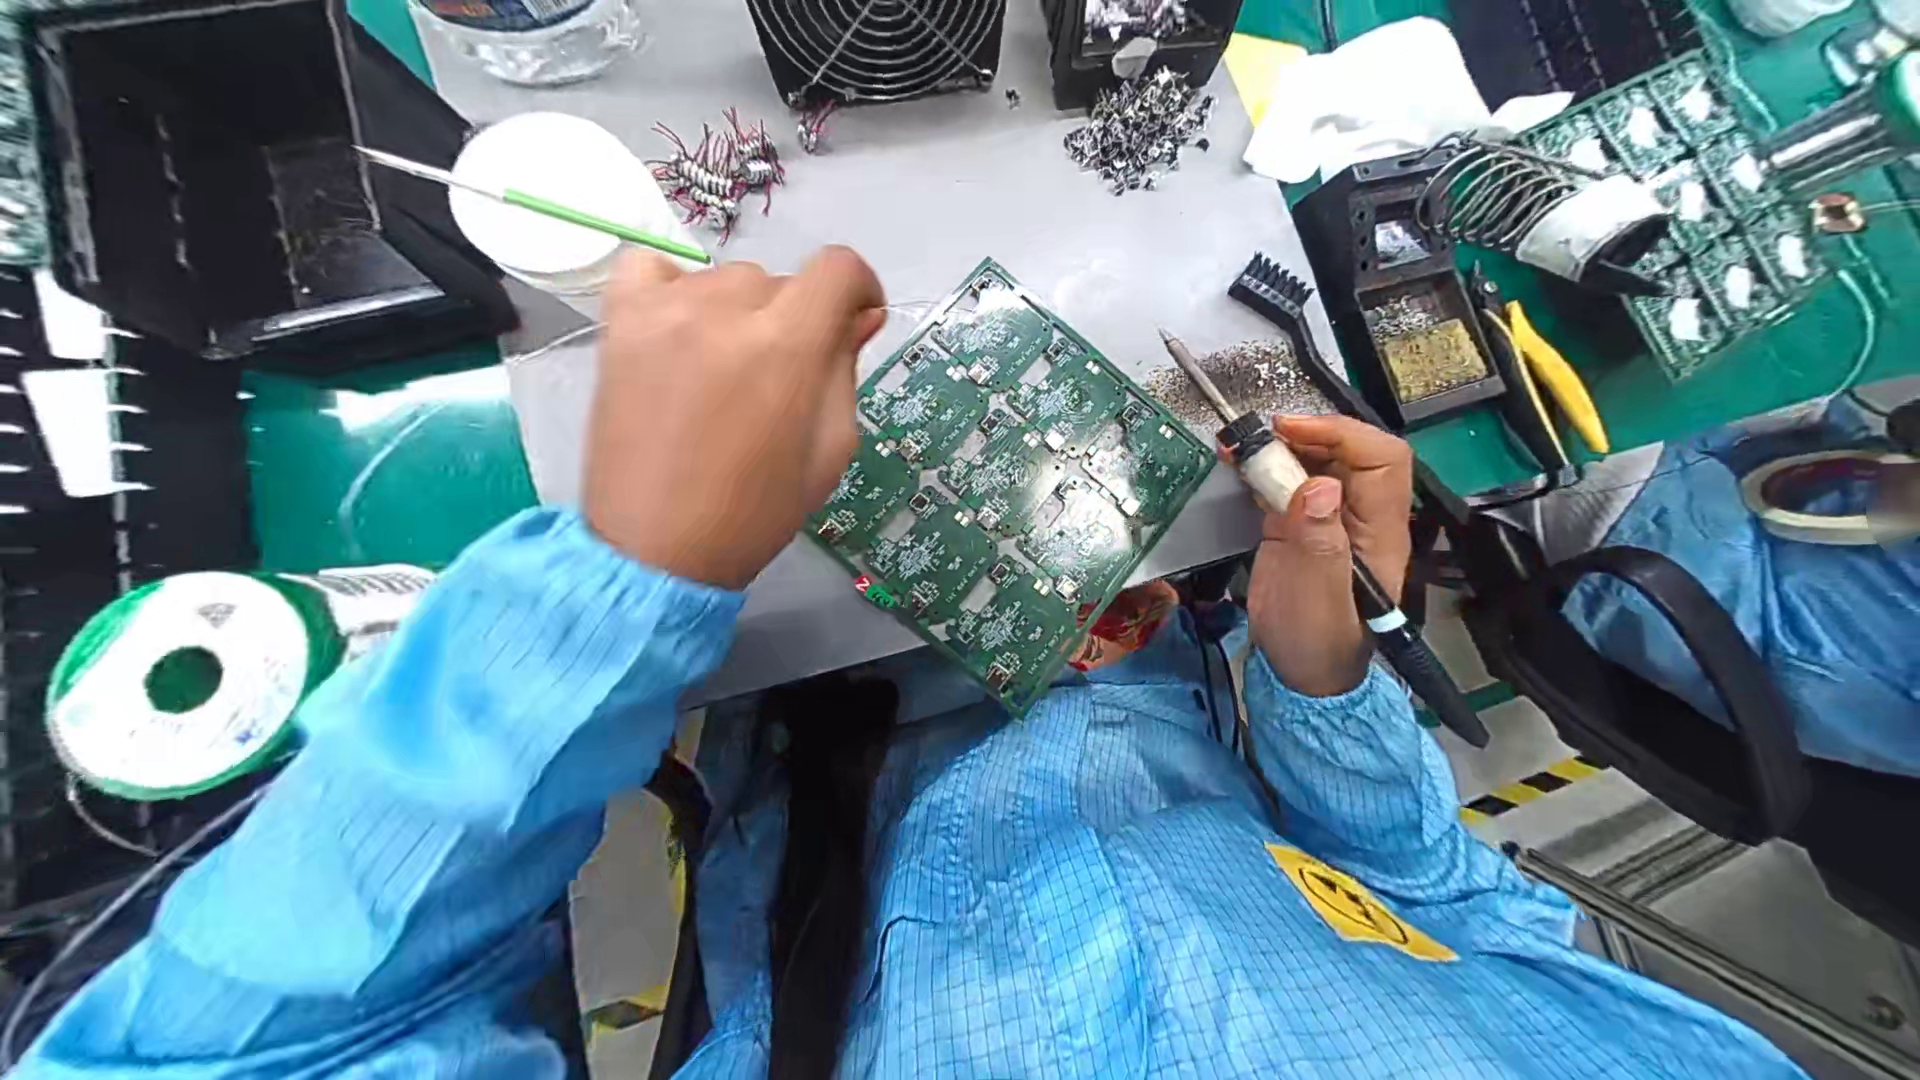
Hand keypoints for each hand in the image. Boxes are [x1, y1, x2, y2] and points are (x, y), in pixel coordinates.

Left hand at [584, 247, 885, 588]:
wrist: (660, 548)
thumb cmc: (759, 511)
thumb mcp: (830, 448)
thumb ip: (846, 371)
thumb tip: (862, 315)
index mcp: (787, 348)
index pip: (838, 270)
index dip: (861, 288)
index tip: (857, 319)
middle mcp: (725, 312)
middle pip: (784, 281)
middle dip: (800, 319)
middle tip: (785, 377)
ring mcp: (664, 312)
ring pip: (728, 280)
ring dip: (744, 313)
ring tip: (730, 370)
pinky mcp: (619, 323)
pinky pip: (653, 268)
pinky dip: (677, 288)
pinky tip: (684, 330)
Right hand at [1244, 414, 1414, 695]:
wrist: (1299, 671)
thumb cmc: (1317, 642)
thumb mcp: (1319, 599)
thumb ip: (1320, 545)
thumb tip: (1318, 486)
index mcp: (1379, 529)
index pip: (1380, 460)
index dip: (1340, 434)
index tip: (1289, 430)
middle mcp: (1355, 515)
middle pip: (1346, 453)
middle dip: (1303, 434)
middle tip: (1254, 437)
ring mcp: (1323, 519)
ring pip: (1311, 464)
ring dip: (1276, 448)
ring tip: (1236, 447)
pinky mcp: (1293, 527)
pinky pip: (1282, 485)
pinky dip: (1258, 469)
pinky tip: (1235, 466)